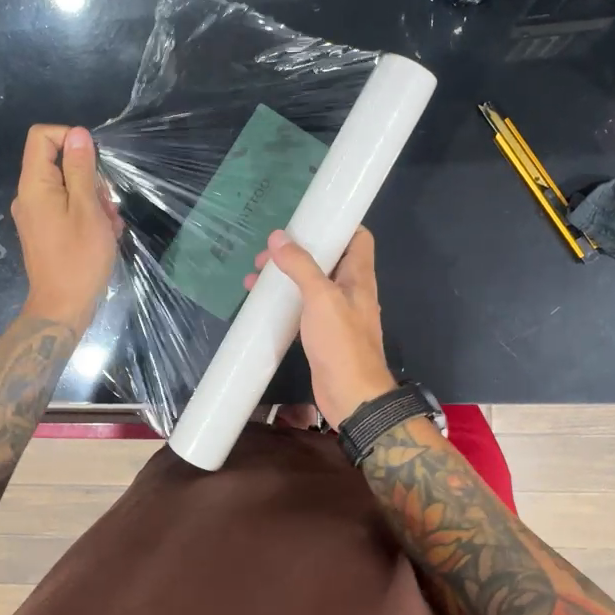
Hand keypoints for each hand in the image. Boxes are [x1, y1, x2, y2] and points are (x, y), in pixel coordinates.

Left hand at [13, 125, 121, 330]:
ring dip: (94, 200)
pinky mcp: (44, 231)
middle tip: (108, 206)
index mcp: (34, 186)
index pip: (42, 137)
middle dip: (90, 178)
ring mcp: (35, 215)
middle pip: (58, 163)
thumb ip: (81, 170)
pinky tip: (104, 235)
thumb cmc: (78, 259)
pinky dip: (87, 215)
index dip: (69, 138)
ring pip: (67, 188)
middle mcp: (29, 196)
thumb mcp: (88, 209)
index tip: (94, 161)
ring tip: (110, 226)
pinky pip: (66, 209)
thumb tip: (77, 134)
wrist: (62, 307)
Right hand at [245, 227, 396, 426]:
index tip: (308, 218)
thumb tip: (278, 237)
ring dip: (286, 277)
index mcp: (359, 276)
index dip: (338, 223)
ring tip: (254, 278)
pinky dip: (285, 302)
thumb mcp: (320, 297)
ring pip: (312, 285)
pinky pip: (303, 309)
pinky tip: (262, 305)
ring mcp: (338, 314)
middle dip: (298, 252)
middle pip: (328, 259)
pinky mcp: (324, 335)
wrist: (351, 396)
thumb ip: (301, 265)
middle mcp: (352, 291)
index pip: (358, 237)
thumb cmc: (341, 342)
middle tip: (266, 256)